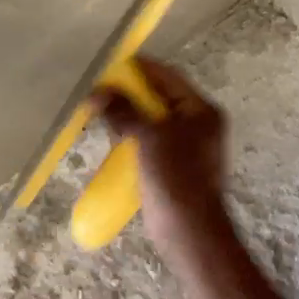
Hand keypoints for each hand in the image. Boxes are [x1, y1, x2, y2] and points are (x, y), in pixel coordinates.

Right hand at [90, 57, 230, 249]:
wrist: (190, 233)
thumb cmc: (175, 176)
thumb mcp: (149, 137)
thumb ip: (124, 111)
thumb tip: (97, 92)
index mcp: (201, 110)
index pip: (169, 77)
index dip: (141, 68)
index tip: (114, 65)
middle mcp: (199, 124)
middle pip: (160, 98)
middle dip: (131, 94)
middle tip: (103, 92)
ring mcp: (188, 148)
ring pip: (154, 121)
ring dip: (129, 117)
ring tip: (103, 114)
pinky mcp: (175, 168)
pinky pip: (151, 143)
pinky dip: (133, 139)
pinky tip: (114, 141)